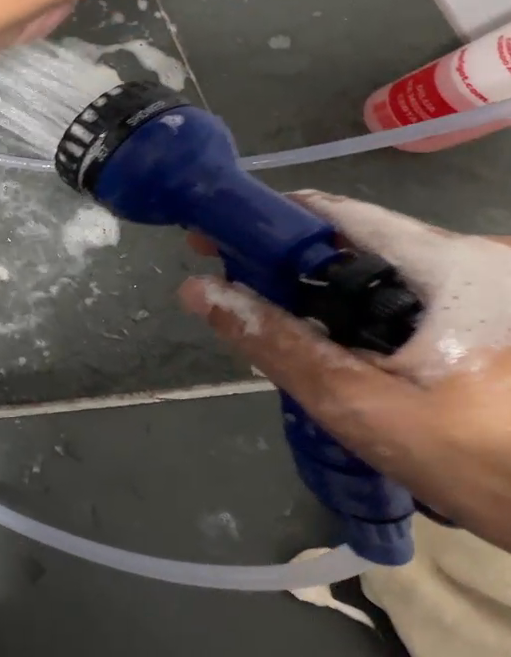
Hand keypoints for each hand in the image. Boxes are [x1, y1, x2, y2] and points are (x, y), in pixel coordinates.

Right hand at [178, 191, 510, 552]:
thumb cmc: (492, 464)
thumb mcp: (366, 405)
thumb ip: (278, 343)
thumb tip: (198, 290)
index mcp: (459, 264)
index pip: (330, 214)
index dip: (257, 225)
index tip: (208, 247)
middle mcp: (489, 262)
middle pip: (359, 249)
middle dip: (296, 279)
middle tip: (252, 315)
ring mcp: (505, 292)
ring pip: (391, 280)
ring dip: (339, 307)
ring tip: (307, 352)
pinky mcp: (509, 323)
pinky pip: (426, 304)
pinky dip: (382, 325)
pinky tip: (370, 366)